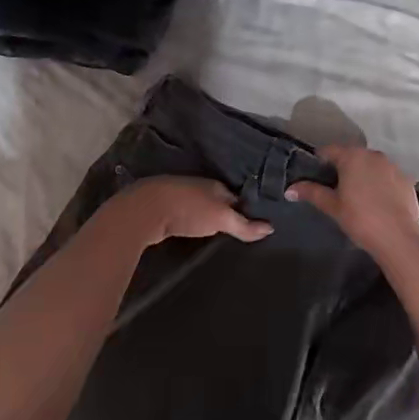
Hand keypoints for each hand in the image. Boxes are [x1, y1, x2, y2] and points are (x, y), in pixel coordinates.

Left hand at [99, 176, 273, 246]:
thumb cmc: (188, 209)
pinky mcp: (167, 209)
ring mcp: (182, 196)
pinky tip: (198, 233)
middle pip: (220, 201)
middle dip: (230, 213)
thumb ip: (244, 225)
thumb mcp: (221, 218)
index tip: (259, 222)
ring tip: (223, 234)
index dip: (248, 209)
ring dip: (211, 218)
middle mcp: (200, 187)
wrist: (147, 209)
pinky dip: (196, 223)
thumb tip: (271, 227)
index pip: (238, 197)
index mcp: (216, 185)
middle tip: (244, 231)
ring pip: (203, 207)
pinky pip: (189, 215)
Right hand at [286, 146, 418, 259]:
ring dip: (362, 174)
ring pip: (371, 165)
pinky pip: (387, 176)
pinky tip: (378, 202)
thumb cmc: (361, 219)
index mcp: (352, 156)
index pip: (329, 150)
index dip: (320, 161)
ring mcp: (392, 166)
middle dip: (342, 167)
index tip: (315, 174)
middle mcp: (373, 154)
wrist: (400, 240)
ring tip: (357, 195)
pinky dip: (380, 183)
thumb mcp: (332, 206)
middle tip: (335, 188)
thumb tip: (289, 189)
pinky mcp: (407, 179)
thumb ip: (311, 193)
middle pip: (352, 155)